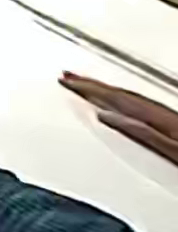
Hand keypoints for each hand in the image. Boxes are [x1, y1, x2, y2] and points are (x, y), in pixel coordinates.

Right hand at [62, 72, 177, 165]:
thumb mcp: (175, 156)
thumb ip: (142, 134)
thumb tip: (103, 114)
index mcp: (167, 122)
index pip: (121, 99)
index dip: (90, 88)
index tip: (64, 79)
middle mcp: (174, 119)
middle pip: (131, 97)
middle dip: (97, 86)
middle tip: (68, 76)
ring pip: (142, 101)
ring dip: (113, 91)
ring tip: (89, 83)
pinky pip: (153, 109)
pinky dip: (132, 102)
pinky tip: (125, 105)